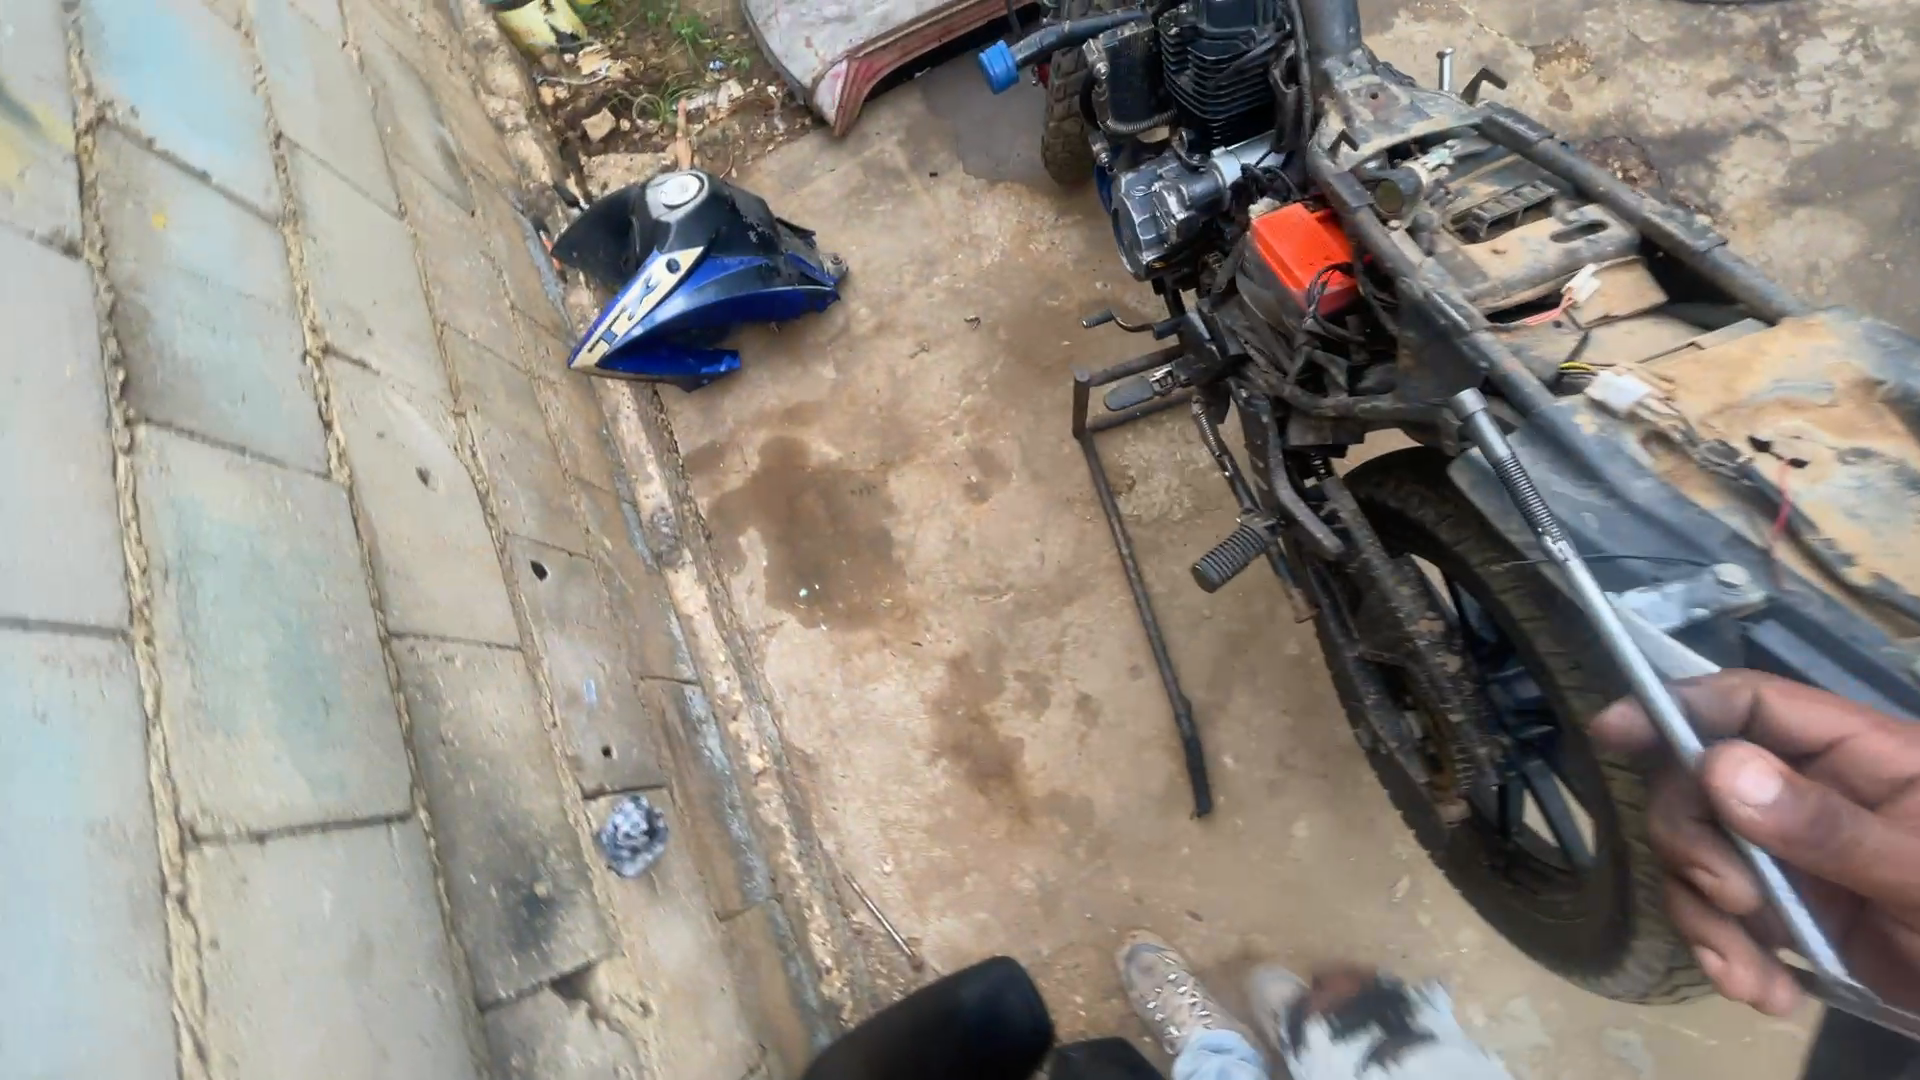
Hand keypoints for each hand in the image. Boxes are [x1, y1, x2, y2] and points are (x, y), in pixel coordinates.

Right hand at [1591, 670, 1919, 1015]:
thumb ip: (1835, 828)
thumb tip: (1717, 767)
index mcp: (1865, 760)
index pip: (1748, 704)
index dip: (1674, 707)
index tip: (1611, 733)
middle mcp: (1810, 794)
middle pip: (1696, 781)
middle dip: (1691, 841)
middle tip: (1725, 894)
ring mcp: (1792, 852)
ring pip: (1691, 849)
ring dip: (1702, 911)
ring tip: (1746, 972)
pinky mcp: (1784, 909)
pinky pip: (1711, 907)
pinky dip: (1721, 946)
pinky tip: (1758, 988)